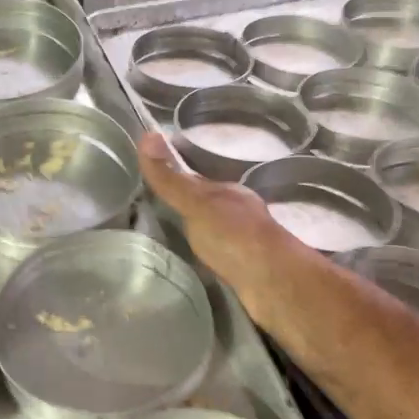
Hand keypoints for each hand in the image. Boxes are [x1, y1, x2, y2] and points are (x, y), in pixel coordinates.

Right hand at [139, 130, 306, 317]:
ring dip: (193, 235)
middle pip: (204, 206)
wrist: (272, 284)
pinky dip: (202, 258)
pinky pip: (216, 257)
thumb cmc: (234, 237)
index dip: (172, 178)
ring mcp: (243, 243)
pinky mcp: (243, 270)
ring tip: (164, 241)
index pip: (195, 180)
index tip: (145, 184)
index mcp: (230, 192)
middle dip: (182, 209)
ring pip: (212, 232)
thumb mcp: (197, 204)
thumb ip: (171, 178)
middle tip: (148, 216)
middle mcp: (239, 213)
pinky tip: (190, 265)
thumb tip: (147, 135)